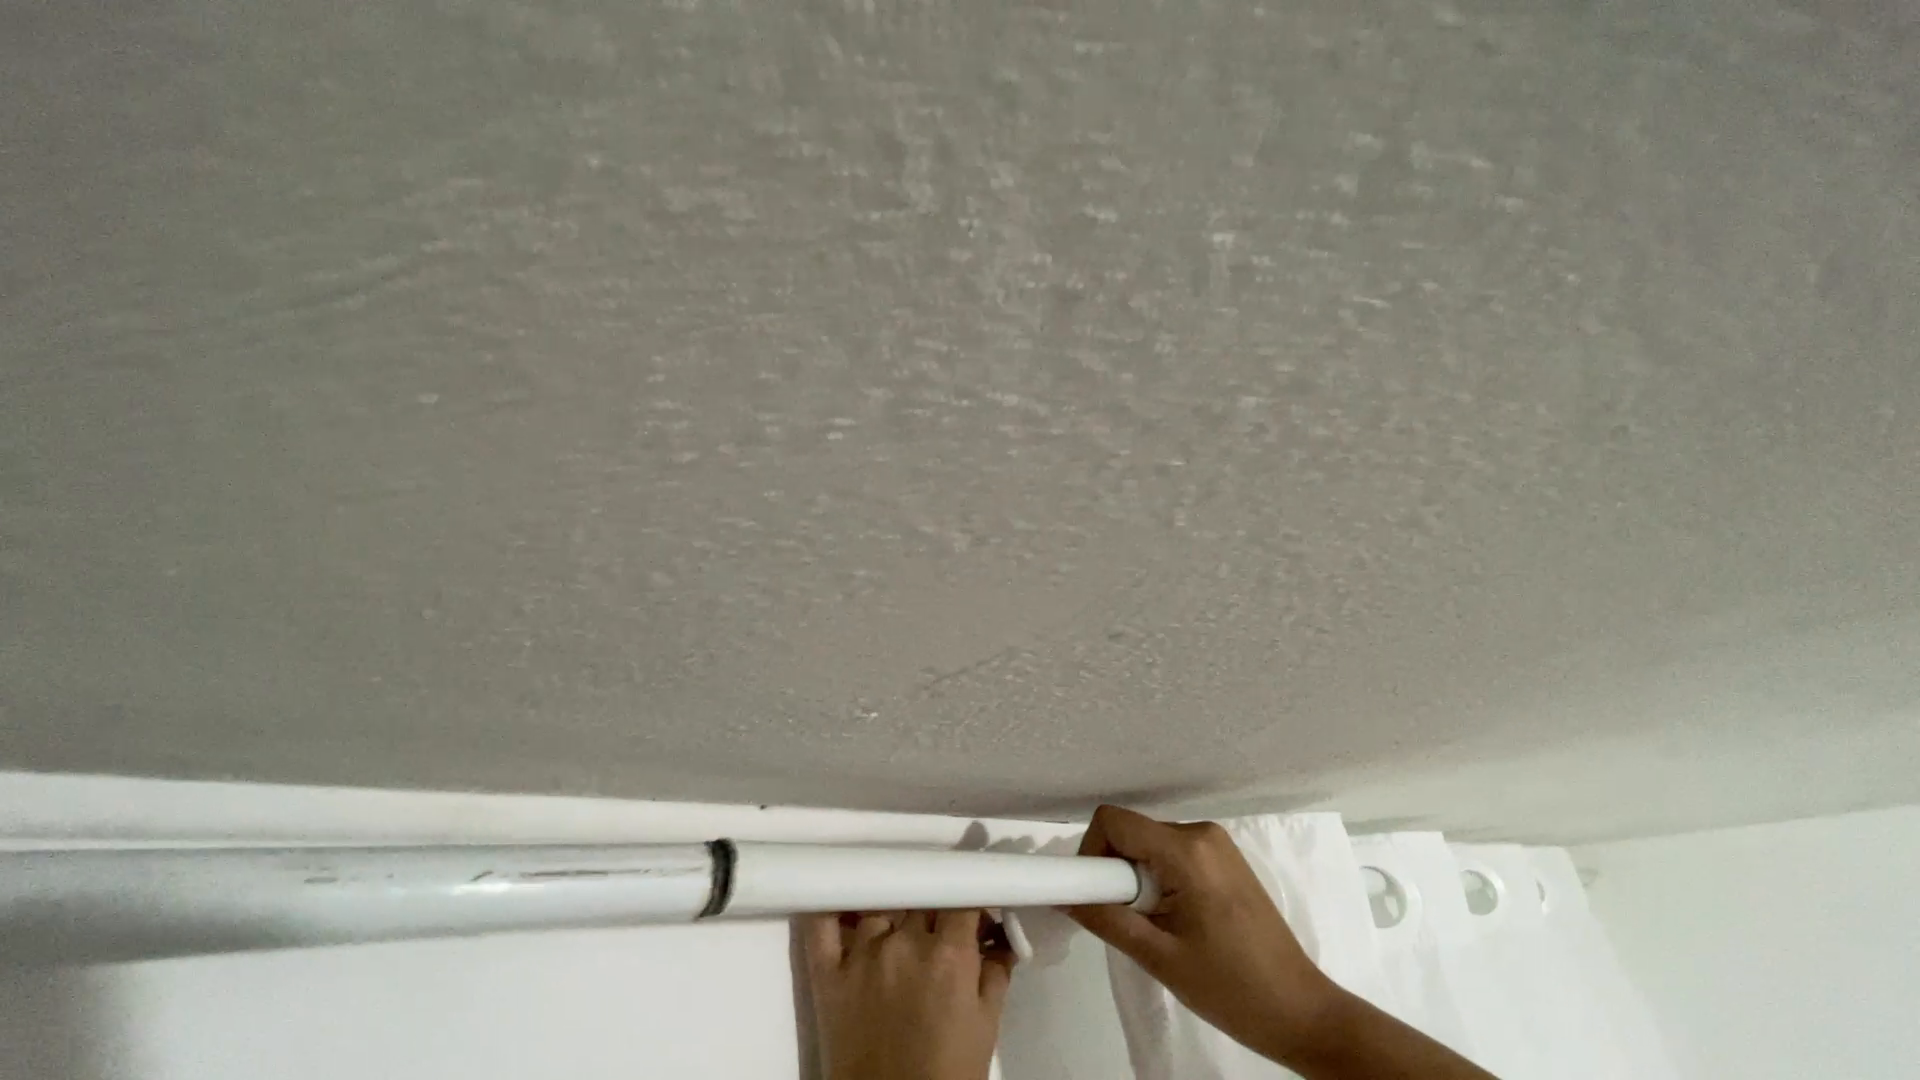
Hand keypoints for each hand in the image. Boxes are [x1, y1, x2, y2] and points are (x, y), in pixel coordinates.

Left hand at [802, 909, 1016, 1079]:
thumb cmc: (948, 1073)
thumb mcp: (986, 1025)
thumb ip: (996, 972)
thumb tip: (1002, 937)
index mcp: (949, 955)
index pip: (961, 899)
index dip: (969, 902)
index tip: (973, 912)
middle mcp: (904, 943)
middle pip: (920, 899)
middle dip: (934, 910)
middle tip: (939, 929)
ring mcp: (861, 954)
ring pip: (879, 906)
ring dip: (893, 913)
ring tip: (899, 930)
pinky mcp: (826, 972)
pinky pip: (822, 924)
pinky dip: (831, 908)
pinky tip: (843, 902)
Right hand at [1063, 805, 1341, 1065]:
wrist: (1300, 1011)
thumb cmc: (1229, 987)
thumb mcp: (1158, 957)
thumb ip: (1107, 919)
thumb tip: (1063, 895)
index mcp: (1187, 850)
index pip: (1113, 821)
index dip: (1091, 852)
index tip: (1096, 896)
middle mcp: (1202, 833)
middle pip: (1131, 832)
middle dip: (1116, 871)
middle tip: (1131, 921)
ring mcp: (1218, 844)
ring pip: (1150, 844)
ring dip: (1138, 878)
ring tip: (1159, 927)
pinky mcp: (1226, 859)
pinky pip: (1172, 853)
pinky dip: (1159, 878)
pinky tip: (1178, 920)